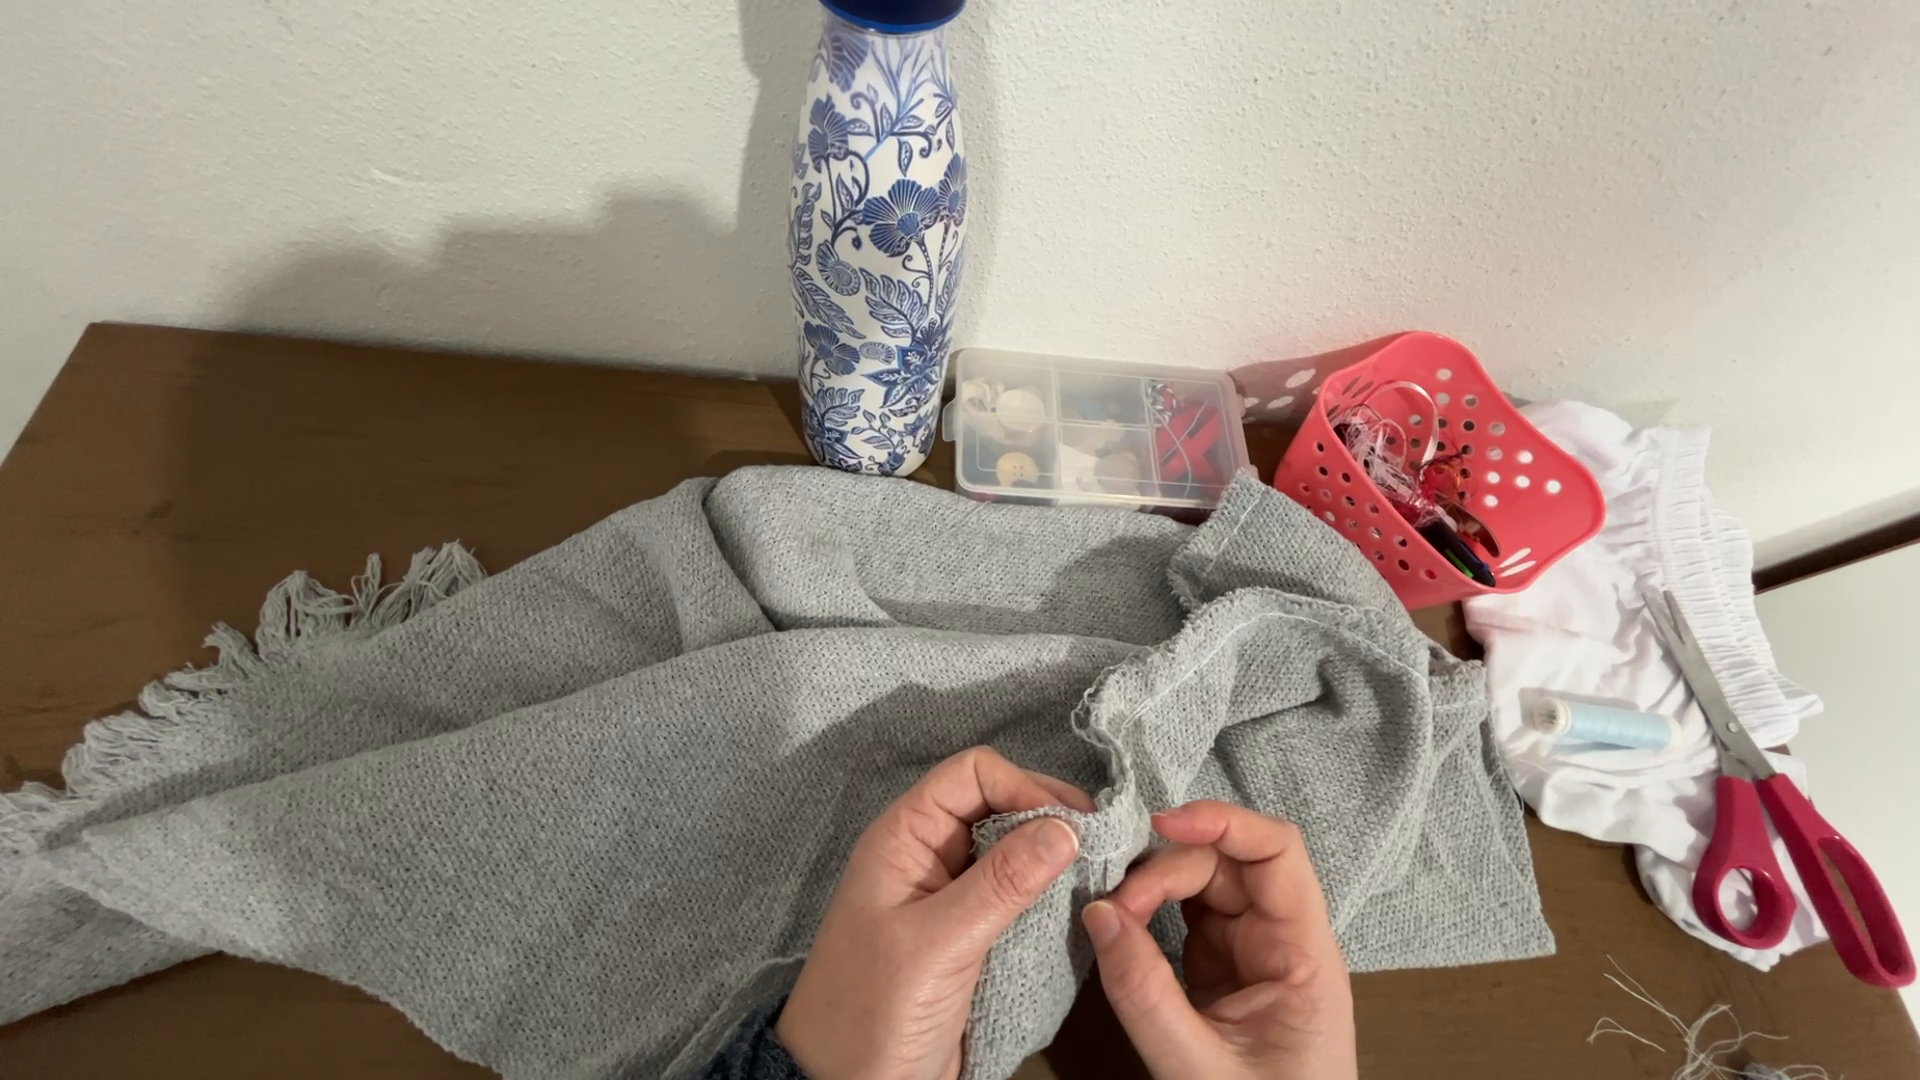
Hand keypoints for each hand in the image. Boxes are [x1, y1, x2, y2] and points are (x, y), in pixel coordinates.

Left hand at [776, 747, 1090, 1079]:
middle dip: (1046, 815)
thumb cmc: (873, 1011)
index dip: (1022, 786)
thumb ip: (1000, 884)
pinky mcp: (968, 929)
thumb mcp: (936, 945)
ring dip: (1051, 854)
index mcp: (907, 834)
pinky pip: (1013, 890)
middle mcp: (930, 851)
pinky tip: (1076, 901)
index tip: (1071, 825)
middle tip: (1100, 845)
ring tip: (1099, 869)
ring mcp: (950, 891)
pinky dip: (1045, 890)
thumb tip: (1066, 828)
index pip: (971, 774)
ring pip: (1010, 846)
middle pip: (996, 802)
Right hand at [1081, 800, 1356, 1079]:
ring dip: (1152, 883)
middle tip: (1115, 906)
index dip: (1224, 822)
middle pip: (1225, 861)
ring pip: (1200, 879)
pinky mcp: (1218, 962)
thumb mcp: (1199, 1071)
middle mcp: (1280, 939)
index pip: (1277, 852)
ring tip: (1112, 914)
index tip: (1161, 826)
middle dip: (1165, 868)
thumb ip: (1145, 993)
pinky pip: (1182, 910)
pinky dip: (1147, 905)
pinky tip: (1121, 920)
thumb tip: (1095, 912)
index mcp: (1303, 956)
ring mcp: (1248, 949)